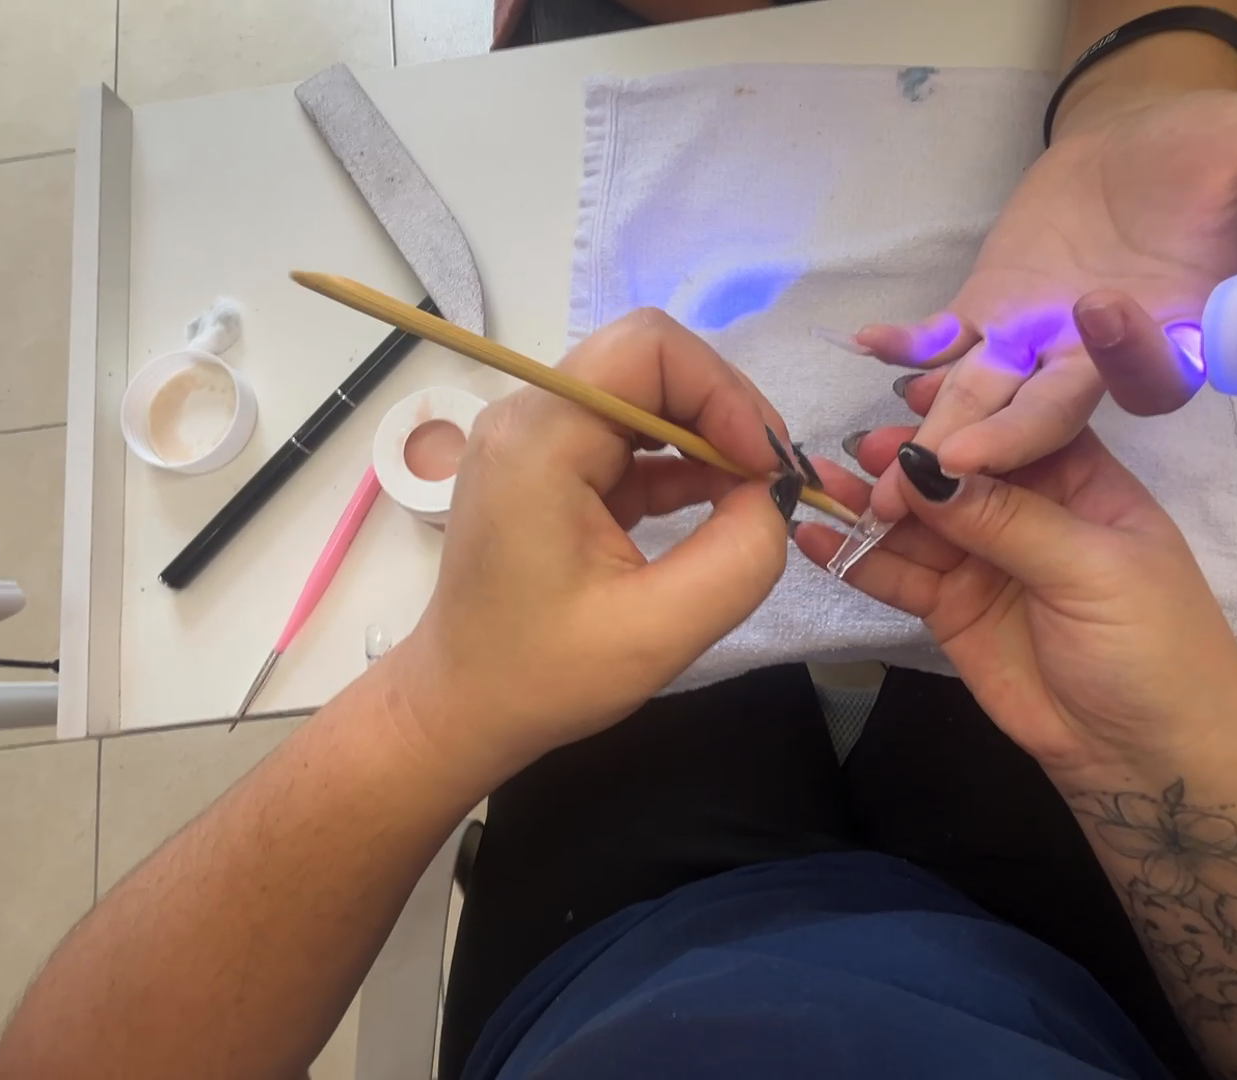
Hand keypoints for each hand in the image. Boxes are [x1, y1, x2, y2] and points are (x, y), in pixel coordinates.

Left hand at [388, 309, 795, 780]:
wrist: (465, 703)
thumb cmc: (543, 677)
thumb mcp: (658, 631)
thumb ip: (740, 556)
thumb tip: (771, 494)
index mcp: (539, 440)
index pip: (647, 348)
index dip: (723, 391)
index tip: (763, 464)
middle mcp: (532, 417)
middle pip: (652, 364)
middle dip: (725, 413)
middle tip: (770, 479)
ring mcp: (539, 438)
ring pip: (650, 396)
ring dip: (711, 437)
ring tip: (754, 494)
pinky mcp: (555, 466)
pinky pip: (633, 438)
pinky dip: (685, 462)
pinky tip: (719, 502)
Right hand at [794, 427, 1236, 776]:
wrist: (1140, 759)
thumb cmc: (1150, 650)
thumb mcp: (1091, 571)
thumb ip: (1005, 519)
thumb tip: (921, 469)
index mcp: (1076, 482)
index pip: (1012, 429)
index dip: (964, 411)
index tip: (911, 398)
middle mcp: (1019, 511)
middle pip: (950, 472)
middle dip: (906, 463)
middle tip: (860, 457)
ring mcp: (976, 559)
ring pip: (912, 522)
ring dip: (864, 505)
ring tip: (814, 488)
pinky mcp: (944, 605)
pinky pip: (893, 574)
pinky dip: (853, 558)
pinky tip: (814, 539)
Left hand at [861, 89, 1236, 523]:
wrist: (1133, 151)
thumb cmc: (1204, 158)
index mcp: (1166, 342)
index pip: (1148, 376)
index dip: (1125, 361)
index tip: (1099, 316)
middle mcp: (1088, 365)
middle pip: (1043, 415)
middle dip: (999, 442)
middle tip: (945, 468)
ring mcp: (1027, 350)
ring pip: (979, 398)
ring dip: (935, 422)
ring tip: (889, 453)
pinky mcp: (983, 323)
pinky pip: (940, 344)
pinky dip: (909, 344)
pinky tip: (870, 342)